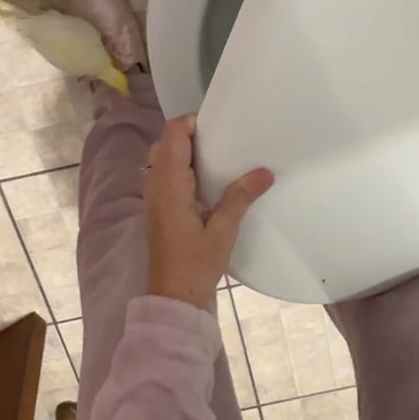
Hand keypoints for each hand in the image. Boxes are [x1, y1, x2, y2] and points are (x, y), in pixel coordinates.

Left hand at [145, 115, 273, 309]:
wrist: (174, 297)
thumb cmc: (196, 264)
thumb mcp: (223, 230)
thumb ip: (241, 197)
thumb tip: (265, 172)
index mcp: (170, 185)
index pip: (172, 135)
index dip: (191, 123)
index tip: (218, 127)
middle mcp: (155, 185)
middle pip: (165, 142)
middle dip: (189, 134)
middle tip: (220, 140)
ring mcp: (153, 196)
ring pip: (161, 157)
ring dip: (183, 150)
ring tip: (215, 157)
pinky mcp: (157, 207)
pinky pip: (163, 173)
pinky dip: (179, 166)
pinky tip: (205, 180)